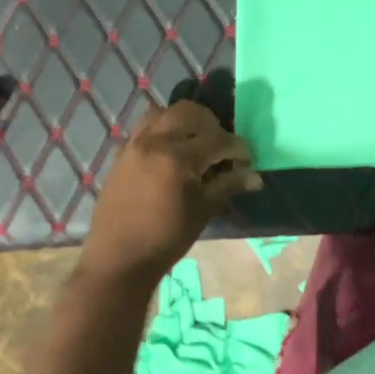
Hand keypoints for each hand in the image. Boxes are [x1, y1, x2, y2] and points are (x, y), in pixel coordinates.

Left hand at [83, 100, 262, 279]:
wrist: (118, 261)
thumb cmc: (166, 239)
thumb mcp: (203, 211)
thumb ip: (228, 185)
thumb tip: (256, 176)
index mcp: (178, 158)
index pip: (218, 139)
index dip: (238, 148)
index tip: (247, 160)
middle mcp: (155, 142)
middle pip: (190, 112)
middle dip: (211, 124)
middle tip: (220, 147)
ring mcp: (135, 145)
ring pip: (164, 112)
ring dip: (184, 121)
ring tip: (194, 142)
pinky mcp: (122, 154)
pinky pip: (144, 127)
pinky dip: (162, 129)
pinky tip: (171, 151)